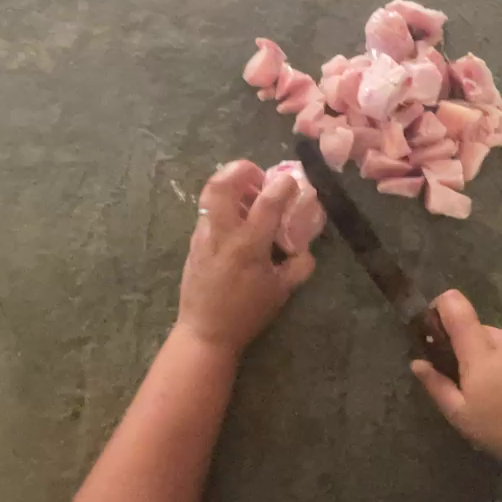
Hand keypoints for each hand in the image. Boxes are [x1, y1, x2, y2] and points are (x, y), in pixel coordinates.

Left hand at [176, 161, 317, 352]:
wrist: (205, 332)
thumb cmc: (246, 313)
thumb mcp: (281, 292)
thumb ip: (299, 266)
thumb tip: (307, 248)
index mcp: (248, 246)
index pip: (266, 202)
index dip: (283, 185)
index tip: (293, 181)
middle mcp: (222, 233)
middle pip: (222, 184)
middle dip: (242, 169)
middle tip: (259, 177)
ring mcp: (204, 235)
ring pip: (211, 193)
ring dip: (232, 185)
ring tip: (250, 197)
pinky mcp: (194, 241)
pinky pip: (208, 210)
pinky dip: (225, 204)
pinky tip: (239, 220)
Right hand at [409, 289, 501, 474]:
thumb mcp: (461, 414)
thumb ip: (436, 385)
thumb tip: (417, 363)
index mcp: (479, 347)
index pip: (454, 303)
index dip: (435, 309)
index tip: (428, 336)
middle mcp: (499, 338)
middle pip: (467, 324)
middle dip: (453, 345)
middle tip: (451, 381)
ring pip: (483, 340)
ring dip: (472, 358)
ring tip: (475, 395)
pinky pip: (499, 352)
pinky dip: (489, 366)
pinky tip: (496, 398)